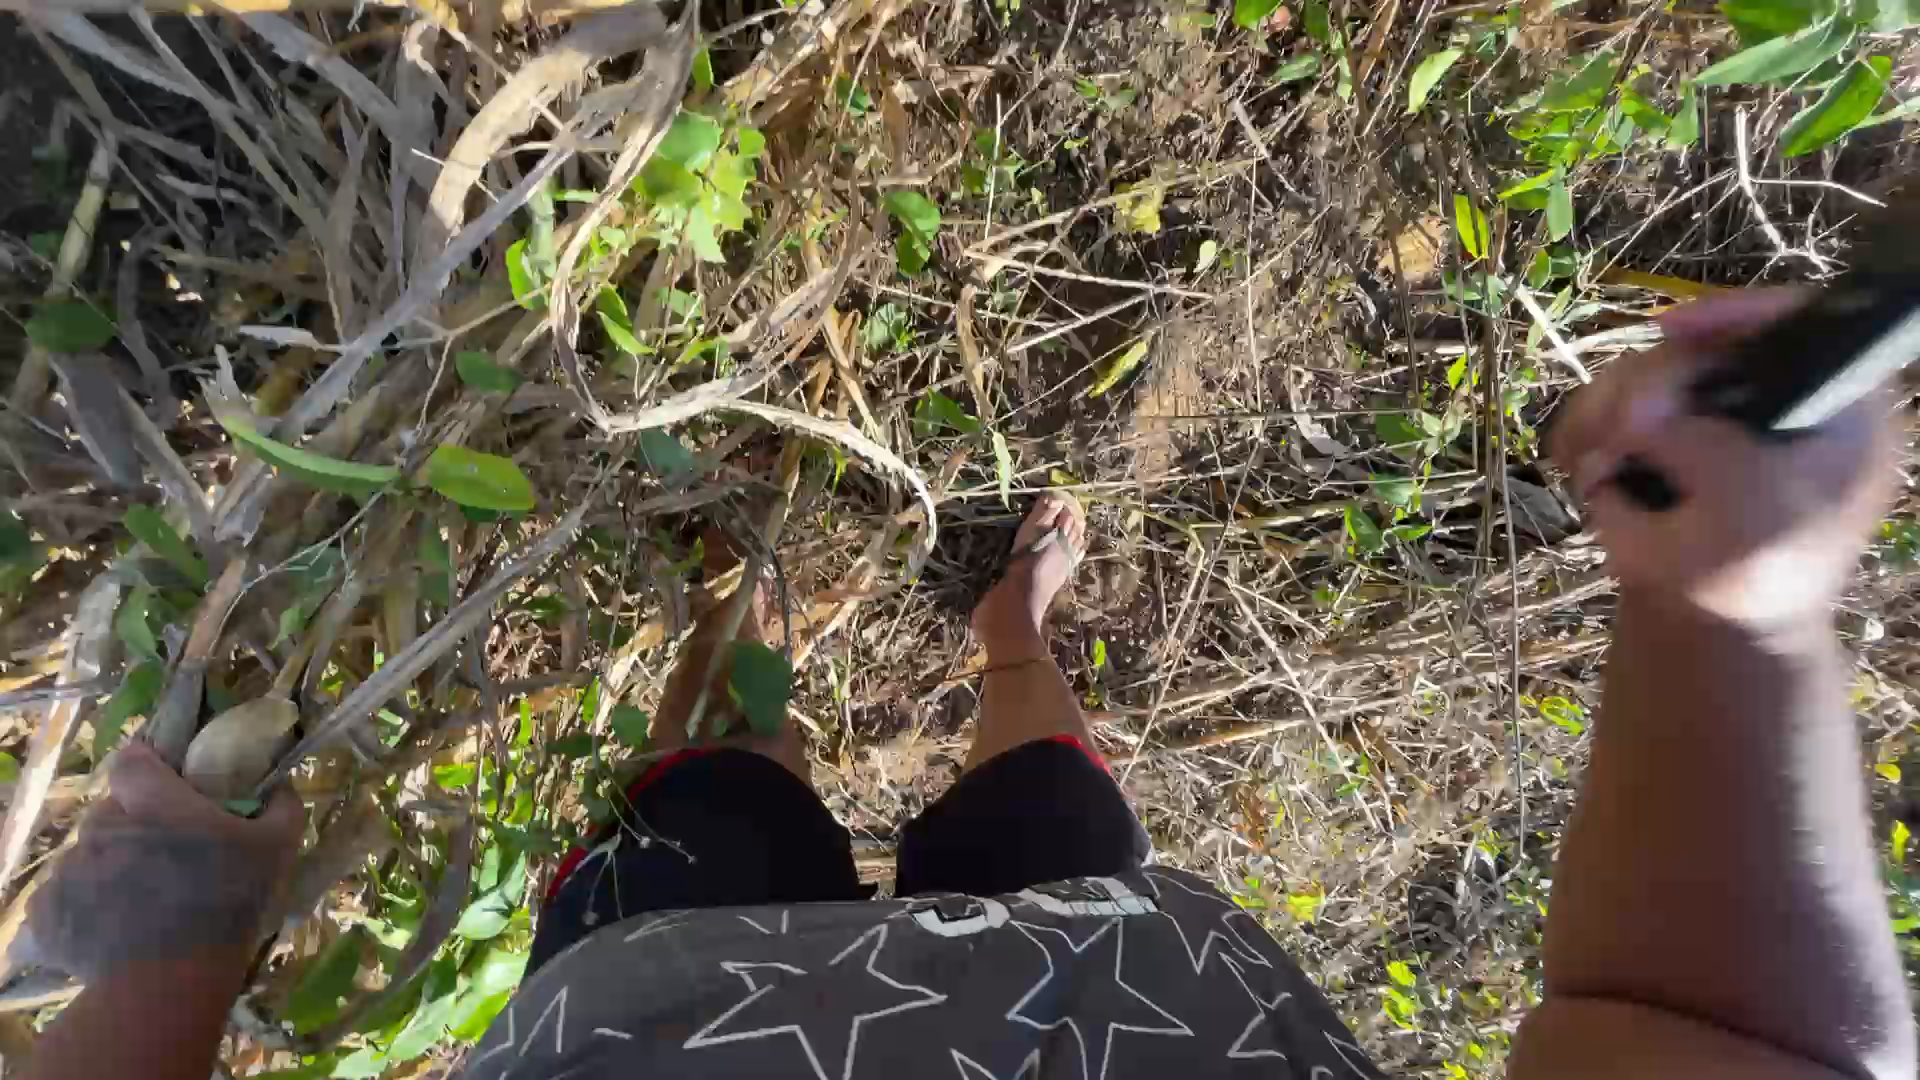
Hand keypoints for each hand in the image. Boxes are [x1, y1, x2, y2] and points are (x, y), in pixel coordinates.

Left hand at [12, 741, 303, 979]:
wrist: (169, 974)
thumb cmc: (232, 897)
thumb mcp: (281, 842)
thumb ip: (281, 803)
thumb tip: (277, 784)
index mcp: (159, 806)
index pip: (132, 761)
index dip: (145, 759)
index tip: (164, 770)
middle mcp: (105, 831)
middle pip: (111, 808)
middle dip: (135, 816)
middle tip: (167, 840)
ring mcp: (67, 873)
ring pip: (87, 850)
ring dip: (112, 857)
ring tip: (143, 884)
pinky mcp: (44, 913)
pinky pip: (63, 890)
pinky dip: (87, 895)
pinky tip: (116, 914)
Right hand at [1550, 288, 1899, 631]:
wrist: (1703, 615)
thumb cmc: (1754, 568)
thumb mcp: (1751, 504)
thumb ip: (1704, 447)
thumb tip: (1636, 421)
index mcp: (1822, 405)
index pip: (1795, 325)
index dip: (1736, 313)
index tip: (1669, 330)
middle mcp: (1755, 399)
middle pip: (1687, 352)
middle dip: (1640, 390)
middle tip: (1618, 437)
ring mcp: (1691, 419)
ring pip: (1627, 379)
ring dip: (1596, 417)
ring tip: (1589, 464)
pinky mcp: (1638, 441)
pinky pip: (1593, 412)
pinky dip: (1575, 434)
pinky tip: (1575, 465)